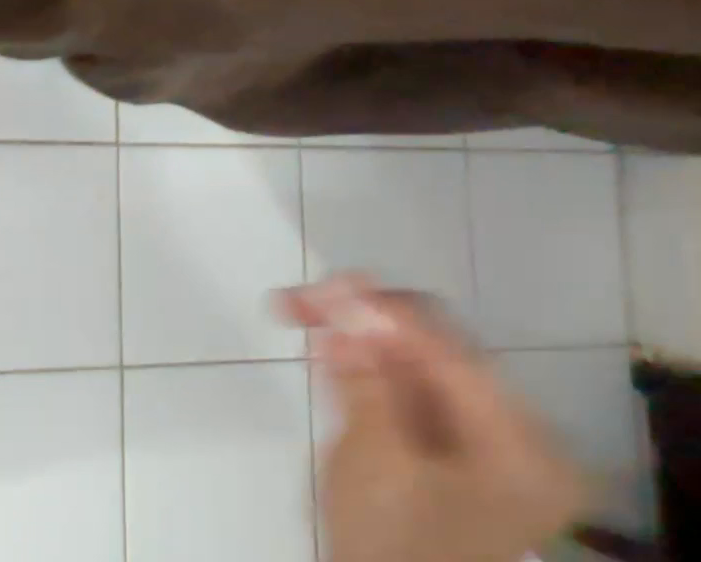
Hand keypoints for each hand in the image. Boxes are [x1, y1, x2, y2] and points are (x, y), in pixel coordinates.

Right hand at [284, 277, 583, 561]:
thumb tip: (348, 301)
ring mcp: (480, 448)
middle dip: (364, 320)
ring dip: (355, 337)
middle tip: (297, 300)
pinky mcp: (444, 453)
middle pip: (434, 354)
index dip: (383, 310)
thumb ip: (366, 377)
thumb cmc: (392, 538)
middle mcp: (514, 440)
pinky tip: (324, 347)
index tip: (319, 284)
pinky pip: (406, 392)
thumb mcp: (377, 457)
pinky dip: (363, 367)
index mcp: (522, 447)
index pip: (450, 352)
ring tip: (297, 312)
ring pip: (414, 367)